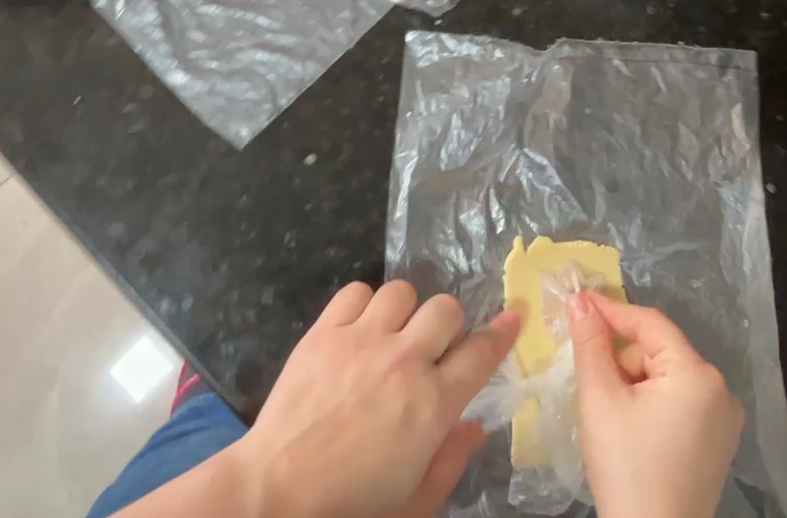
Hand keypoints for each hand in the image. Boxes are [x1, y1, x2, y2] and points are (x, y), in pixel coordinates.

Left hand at [228, 280, 520, 517]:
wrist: (275, 495)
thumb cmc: (351, 506)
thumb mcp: (415, 501)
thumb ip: (451, 461)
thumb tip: (476, 427)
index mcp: (433, 404)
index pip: (481, 352)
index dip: (502, 332)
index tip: (511, 318)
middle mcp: (404, 360)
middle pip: (446, 309)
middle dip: (448, 325)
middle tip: (432, 349)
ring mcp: (361, 340)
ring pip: (402, 291)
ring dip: (405, 311)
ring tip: (392, 335)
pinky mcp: (323, 332)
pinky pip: (355, 291)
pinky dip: (363, 303)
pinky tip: (358, 327)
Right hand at [568, 291, 743, 517]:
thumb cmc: (626, 467)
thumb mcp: (600, 399)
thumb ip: (590, 343)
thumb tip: (579, 300)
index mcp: (698, 374)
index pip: (650, 323)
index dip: (611, 310)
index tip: (577, 301)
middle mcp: (720, 390)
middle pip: (658, 351)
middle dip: (620, 356)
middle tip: (587, 372)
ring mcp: (723, 419)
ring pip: (665, 376)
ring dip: (632, 380)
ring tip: (606, 407)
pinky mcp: (716, 443)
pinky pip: (678, 401)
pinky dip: (649, 401)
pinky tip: (627, 423)